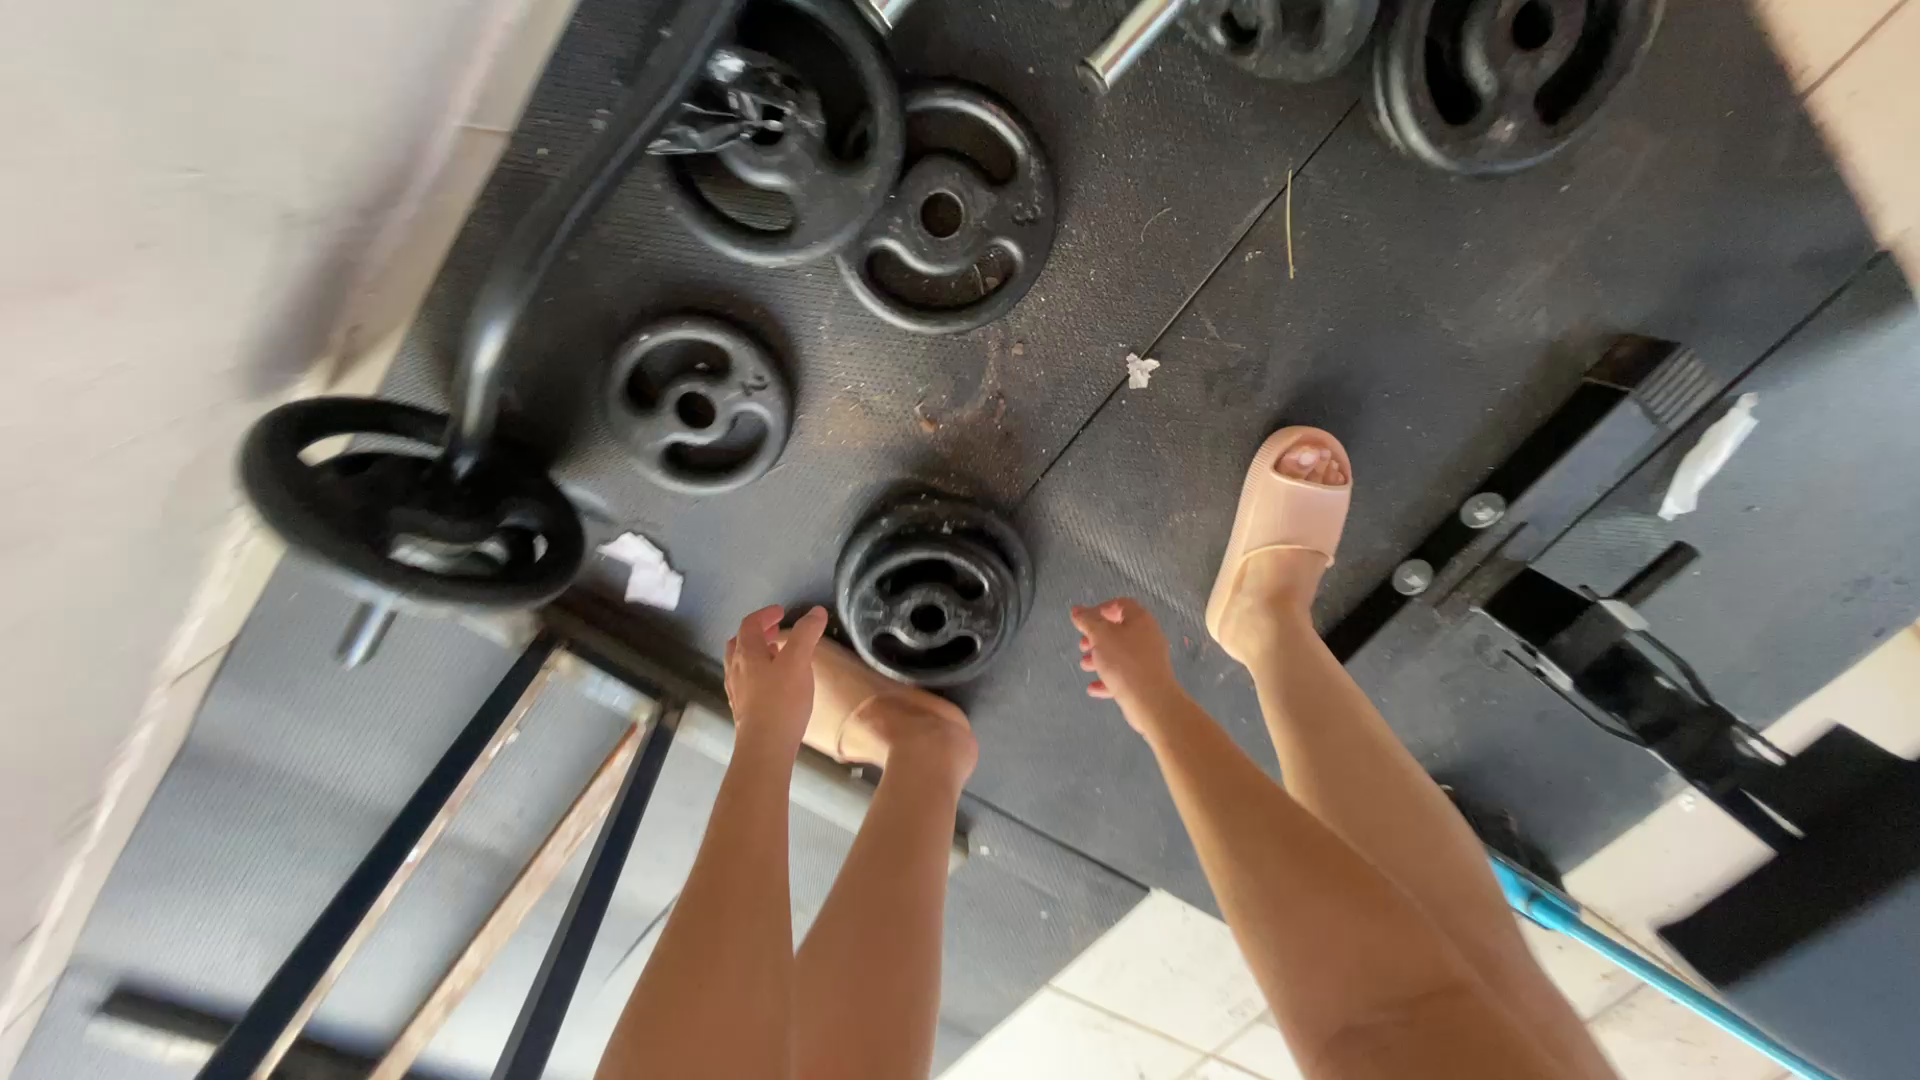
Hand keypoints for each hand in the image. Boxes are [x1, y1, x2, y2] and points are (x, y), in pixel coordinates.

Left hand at [724, 604, 828, 752]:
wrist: (765, 746)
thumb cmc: (782, 700)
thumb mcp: (799, 661)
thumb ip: (807, 634)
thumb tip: (816, 611)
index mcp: (747, 653)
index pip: (750, 624)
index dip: (766, 615)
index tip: (782, 612)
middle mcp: (736, 669)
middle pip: (740, 643)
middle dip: (758, 633)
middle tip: (777, 632)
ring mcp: (737, 691)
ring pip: (741, 664)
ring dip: (757, 654)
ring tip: (777, 656)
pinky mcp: (743, 710)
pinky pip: (746, 682)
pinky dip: (758, 674)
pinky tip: (773, 685)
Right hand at [1071, 598, 1184, 729]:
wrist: (1151, 701)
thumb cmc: (1124, 662)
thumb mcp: (1100, 636)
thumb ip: (1087, 621)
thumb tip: (1076, 610)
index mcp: (1140, 620)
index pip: (1120, 604)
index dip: (1100, 609)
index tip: (1084, 622)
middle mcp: (1148, 636)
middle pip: (1119, 630)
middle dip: (1096, 637)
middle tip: (1082, 645)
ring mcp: (1149, 660)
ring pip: (1120, 654)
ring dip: (1100, 658)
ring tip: (1084, 666)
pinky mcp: (1146, 680)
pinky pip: (1124, 675)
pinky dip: (1108, 678)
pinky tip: (1093, 688)